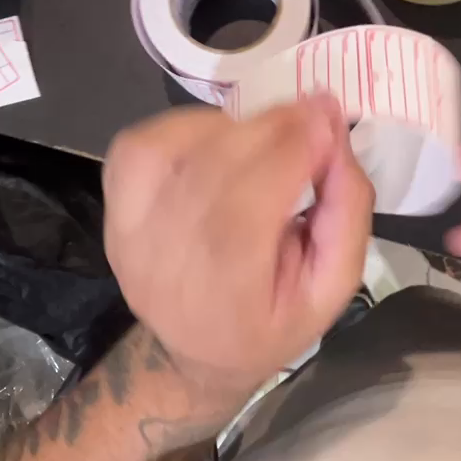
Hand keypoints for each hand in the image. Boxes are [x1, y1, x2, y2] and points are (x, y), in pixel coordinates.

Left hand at [102, 97, 374, 406]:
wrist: (194, 350)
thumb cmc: (273, 317)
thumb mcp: (333, 286)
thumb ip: (346, 214)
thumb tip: (334, 137)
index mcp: (225, 298)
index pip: (244, 213)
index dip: (287, 153)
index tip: (326, 113)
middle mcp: (163, 264)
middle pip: (212, 172)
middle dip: (270, 127)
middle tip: (311, 111)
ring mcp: (127, 231)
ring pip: (177, 150)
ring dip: (235, 126)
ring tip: (270, 137)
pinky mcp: (114, 204)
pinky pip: (145, 142)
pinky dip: (190, 127)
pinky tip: (222, 141)